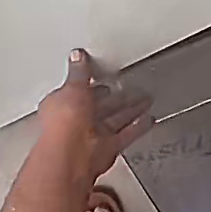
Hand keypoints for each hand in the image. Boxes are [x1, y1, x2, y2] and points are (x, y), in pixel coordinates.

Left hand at [35, 49, 153, 181]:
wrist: (72, 154)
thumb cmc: (63, 124)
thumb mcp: (71, 87)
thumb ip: (79, 72)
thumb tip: (77, 56)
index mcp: (62, 106)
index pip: (78, 90)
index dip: (91, 82)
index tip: (102, 74)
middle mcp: (77, 122)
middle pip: (101, 106)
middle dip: (117, 97)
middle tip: (131, 88)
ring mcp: (92, 136)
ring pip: (116, 119)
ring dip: (131, 110)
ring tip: (145, 100)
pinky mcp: (107, 148)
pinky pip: (126, 135)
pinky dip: (138, 127)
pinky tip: (148, 119)